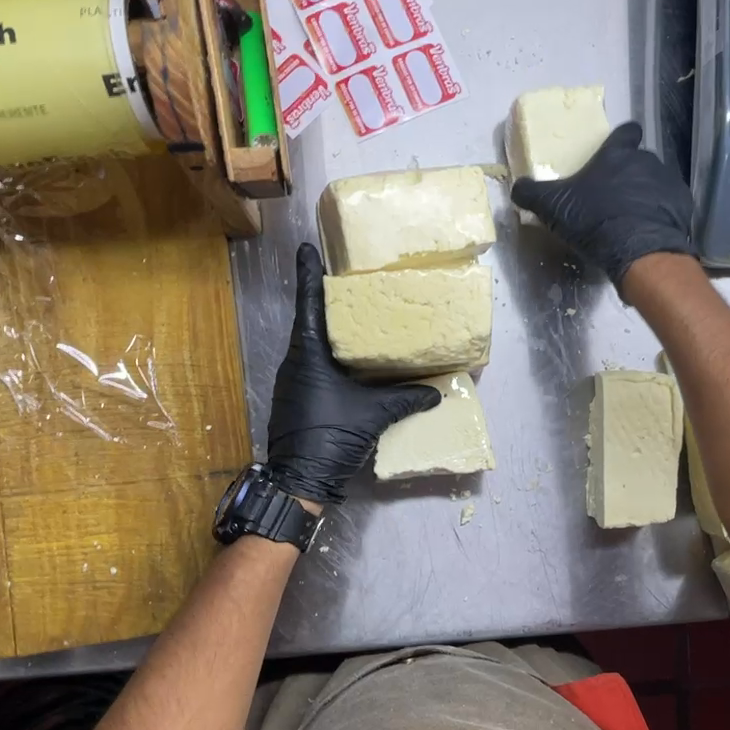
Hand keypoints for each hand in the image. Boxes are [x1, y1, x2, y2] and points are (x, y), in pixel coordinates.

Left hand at [265, 244, 442, 503]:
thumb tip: (436, 393)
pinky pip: (316, 364)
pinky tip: (351, 357)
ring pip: (313, 344)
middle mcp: (296, 362)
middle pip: (310, 321)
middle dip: (326, 299)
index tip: (307, 249)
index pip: (308, 305)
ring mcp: (294, 381)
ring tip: (354, 314)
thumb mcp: (372, 414)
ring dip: (330, 328)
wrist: (300, 479)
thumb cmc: (330, 435)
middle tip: (347, 279)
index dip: (309, 276)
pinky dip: (331, 354)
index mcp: (308, 355)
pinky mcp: (299, 397)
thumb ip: (404, 398)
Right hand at [511, 122, 696, 292]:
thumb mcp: (553, 207)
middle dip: (628, 175)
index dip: (620, 139)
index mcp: (617, 155)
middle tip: (612, 197)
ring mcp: (669, 184)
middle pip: (639, 161)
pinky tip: (646, 233)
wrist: (640, 251)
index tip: (614, 150)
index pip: (625, 132)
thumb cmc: (594, 220)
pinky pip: (669, 207)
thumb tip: (517, 187)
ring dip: (645, 196)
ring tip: (629, 219)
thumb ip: (532, 193)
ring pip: (656, 184)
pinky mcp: (683, 208)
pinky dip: (660, 217)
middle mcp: (647, 162)